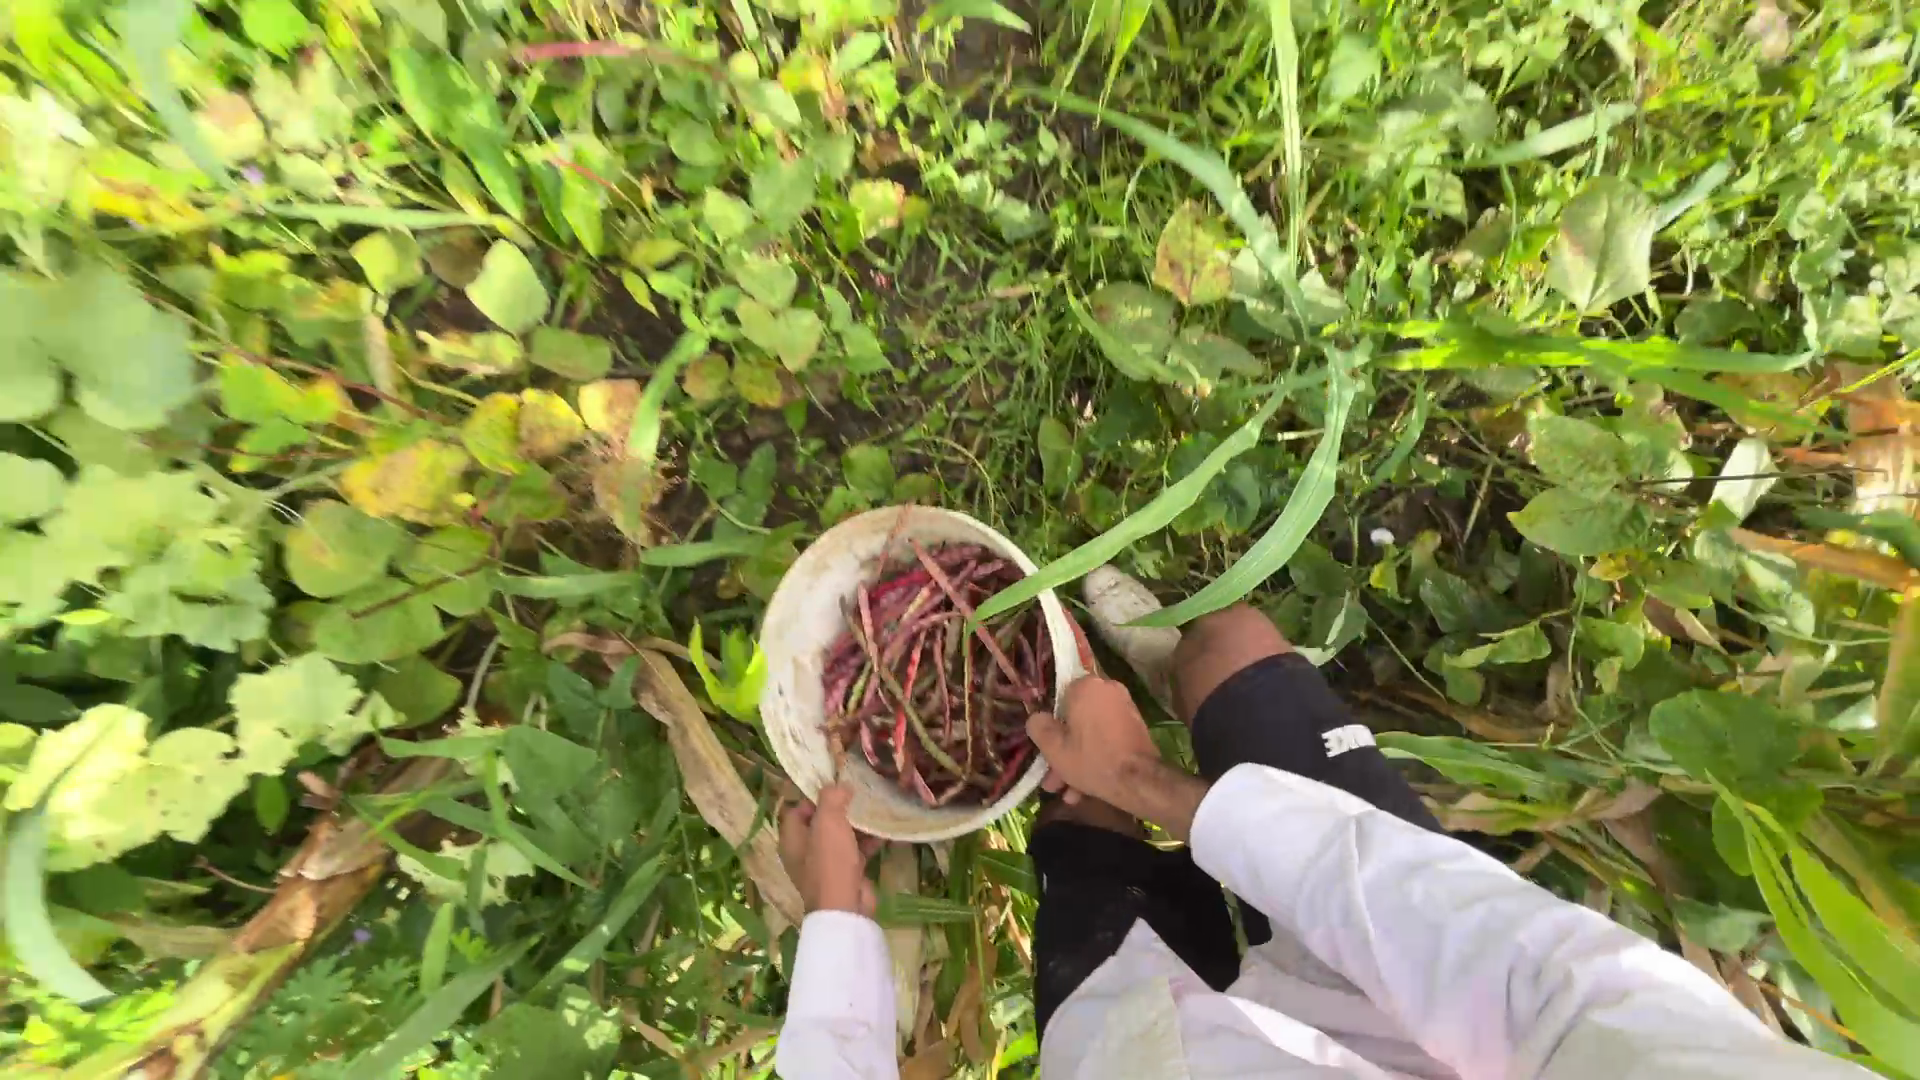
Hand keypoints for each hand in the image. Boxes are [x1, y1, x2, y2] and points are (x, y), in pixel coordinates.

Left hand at [779, 783, 877, 915]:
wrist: (845, 906)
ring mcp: (825, 864)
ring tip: (874, 808)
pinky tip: (883, 831)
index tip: (836, 787)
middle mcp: (804, 851)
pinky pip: (855, 851)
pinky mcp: (844, 873)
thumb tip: (839, 785)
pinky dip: (867, 841)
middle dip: (841, 808)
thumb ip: (831, 797)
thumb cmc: (830, 860)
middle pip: (821, 822)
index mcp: (792, 838)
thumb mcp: (828, 821)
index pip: (798, 809)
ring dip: (857, 824)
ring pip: (840, 835)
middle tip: (859, 794)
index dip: (814, 796)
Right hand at [1028, 676, 1209, 839]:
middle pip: (1075, 717)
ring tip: (1068, 790)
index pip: (1058, 696)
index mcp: (1086, 686)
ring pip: (1091, 731)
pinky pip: (1107, 737)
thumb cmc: (1093, 759)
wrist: (1140, 781)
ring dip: (1078, 757)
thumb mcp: (1054, 748)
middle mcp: (1108, 690)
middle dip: (1063, 747)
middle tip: (1053, 774)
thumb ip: (1038, 727)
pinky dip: (1096, 755)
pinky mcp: (1135, 726)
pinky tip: (1085, 788)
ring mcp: (1124, 708)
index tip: (1045, 745)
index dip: (1049, 722)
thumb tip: (1037, 718)